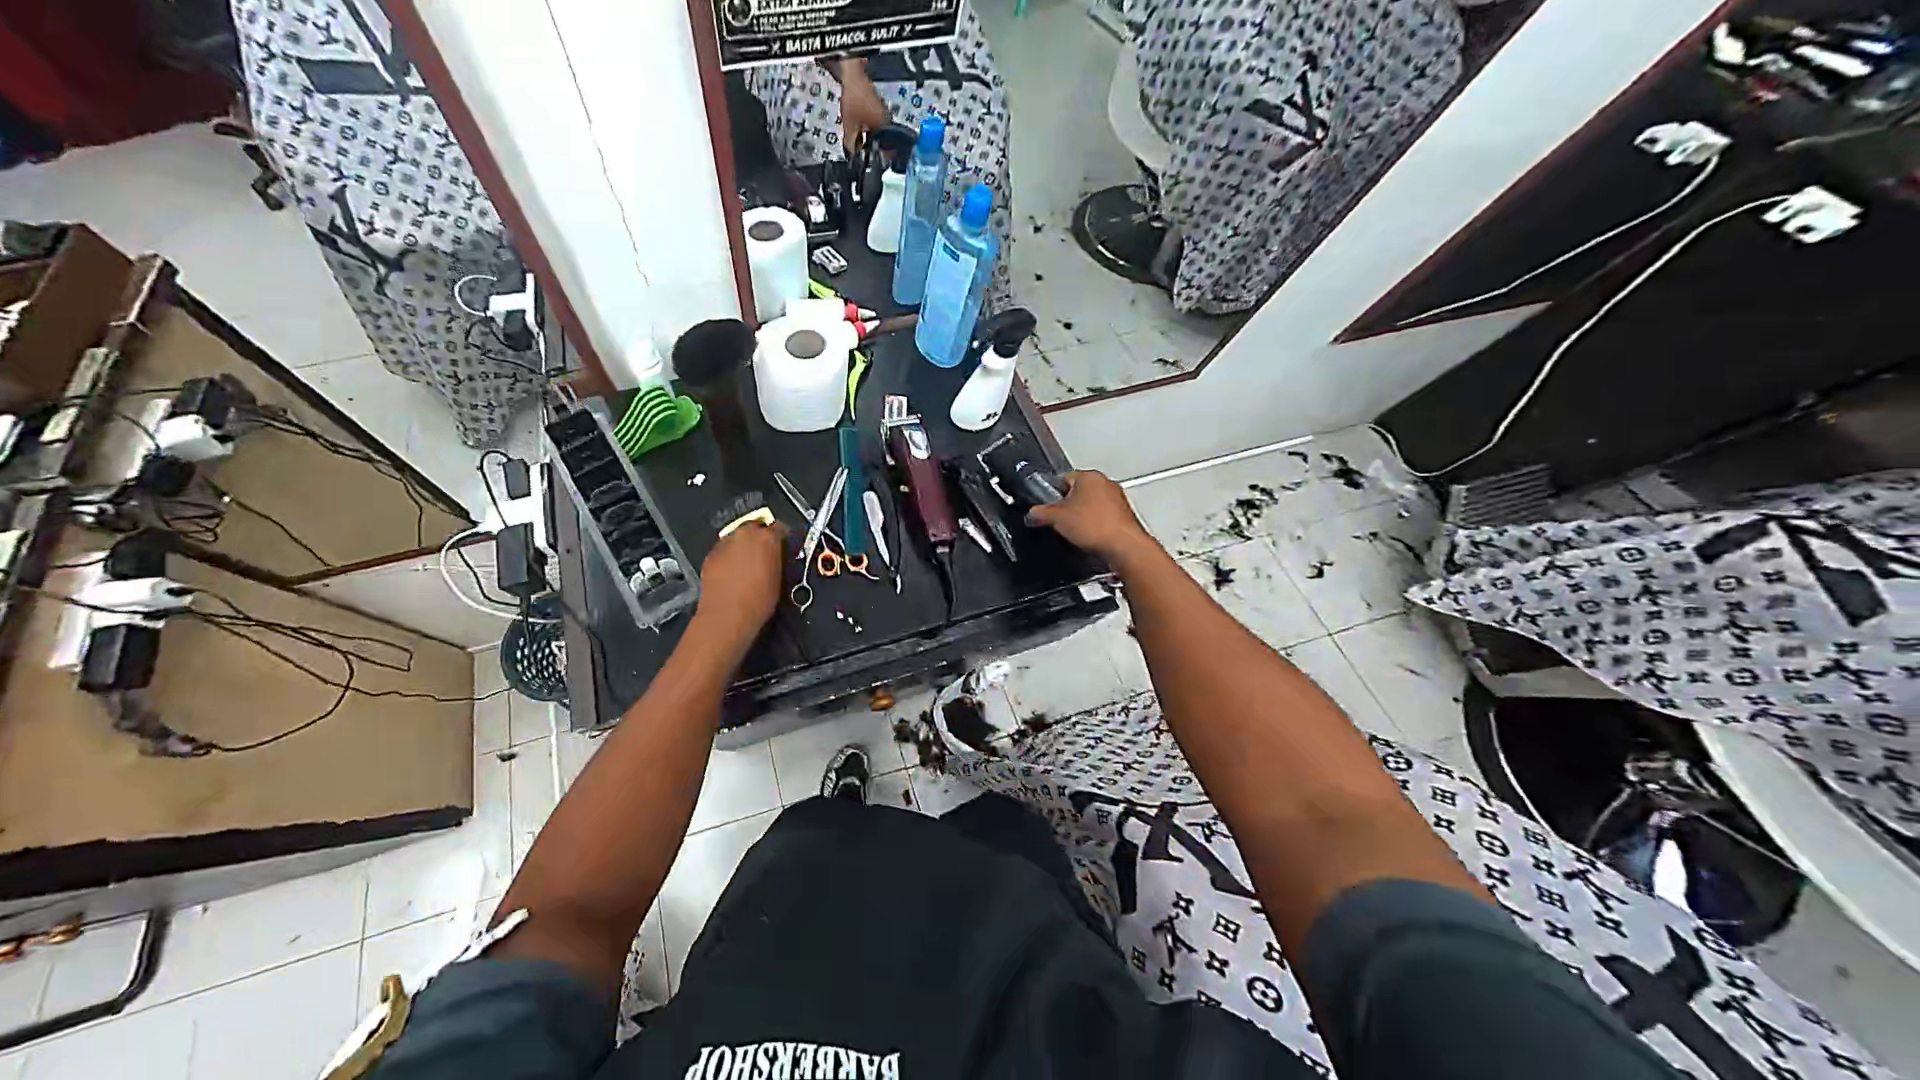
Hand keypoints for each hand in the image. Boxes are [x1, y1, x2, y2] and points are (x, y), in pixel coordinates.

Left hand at [694, 520, 788, 642]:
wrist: (727, 615)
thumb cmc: (759, 600)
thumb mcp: (780, 578)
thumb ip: (778, 559)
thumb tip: (777, 556)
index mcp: (767, 537)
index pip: (780, 528)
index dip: (782, 539)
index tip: (783, 548)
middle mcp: (745, 534)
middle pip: (756, 527)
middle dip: (761, 538)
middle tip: (765, 555)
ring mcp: (725, 542)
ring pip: (738, 537)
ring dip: (743, 546)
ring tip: (746, 565)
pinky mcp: (710, 554)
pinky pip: (724, 550)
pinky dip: (729, 556)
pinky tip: (731, 572)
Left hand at [837, 59, 888, 157]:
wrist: (851, 74)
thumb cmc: (854, 99)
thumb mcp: (849, 127)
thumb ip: (852, 145)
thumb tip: (852, 156)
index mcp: (885, 127)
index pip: (888, 151)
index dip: (880, 159)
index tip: (873, 163)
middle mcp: (888, 120)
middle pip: (883, 141)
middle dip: (873, 148)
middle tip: (862, 153)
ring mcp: (883, 111)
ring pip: (878, 131)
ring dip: (869, 137)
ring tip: (858, 141)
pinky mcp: (877, 104)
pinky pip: (875, 121)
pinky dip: (868, 127)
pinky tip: (859, 128)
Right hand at [1026, 471, 1156, 563]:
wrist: (1124, 547)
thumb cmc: (1098, 526)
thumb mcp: (1056, 518)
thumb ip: (1039, 513)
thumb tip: (1032, 514)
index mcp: (1089, 476)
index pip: (1061, 478)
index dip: (1050, 494)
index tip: (1045, 507)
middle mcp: (1105, 484)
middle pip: (1076, 493)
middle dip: (1067, 508)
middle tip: (1060, 522)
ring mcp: (1116, 500)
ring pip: (1091, 507)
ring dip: (1082, 518)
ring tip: (1076, 533)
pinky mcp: (1123, 517)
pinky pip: (1103, 519)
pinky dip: (1095, 527)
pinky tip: (1090, 538)